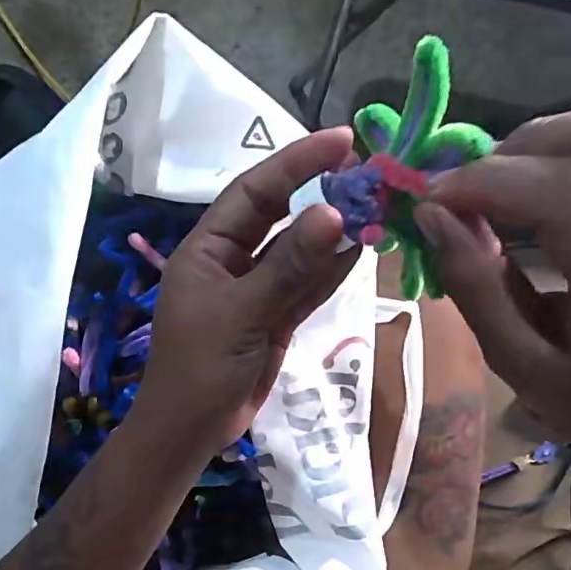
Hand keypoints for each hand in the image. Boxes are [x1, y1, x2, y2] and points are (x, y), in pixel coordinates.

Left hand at [136, 127, 359, 454]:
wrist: (191, 429)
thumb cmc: (200, 369)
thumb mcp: (242, 313)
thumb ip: (288, 266)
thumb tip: (333, 213)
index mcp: (208, 249)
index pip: (255, 192)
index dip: (296, 163)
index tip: (343, 139)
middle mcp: (232, 261)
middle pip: (281, 216)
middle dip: (322, 194)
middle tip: (371, 174)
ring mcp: (256, 289)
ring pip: (300, 252)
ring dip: (335, 233)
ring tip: (379, 208)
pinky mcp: (275, 317)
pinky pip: (307, 286)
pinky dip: (332, 270)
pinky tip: (363, 248)